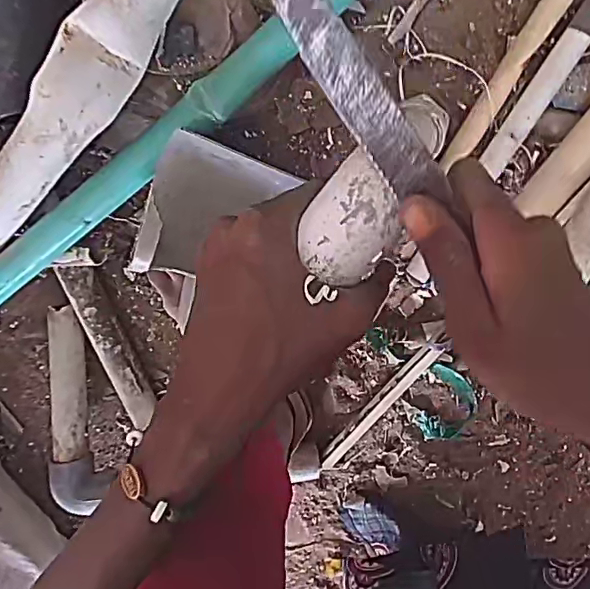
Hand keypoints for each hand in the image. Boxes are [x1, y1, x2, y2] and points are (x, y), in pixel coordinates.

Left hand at [142, 184, 387, 501]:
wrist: (216, 396)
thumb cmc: (264, 363)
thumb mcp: (339, 326)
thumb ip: (372, 291)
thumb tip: (382, 275)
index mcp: (263, 230)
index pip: (315, 192)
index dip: (344, 205)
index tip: (360, 222)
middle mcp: (233, 229)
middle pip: (292, 211)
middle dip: (321, 231)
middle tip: (344, 259)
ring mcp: (215, 247)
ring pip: (270, 231)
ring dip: (296, 247)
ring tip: (316, 281)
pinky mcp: (208, 267)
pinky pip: (250, 249)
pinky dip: (272, 261)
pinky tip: (288, 293)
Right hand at [402, 161, 589, 453]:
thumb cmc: (533, 369)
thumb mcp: (471, 321)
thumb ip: (444, 258)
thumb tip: (416, 206)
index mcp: (509, 236)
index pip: (463, 176)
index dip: (435, 200)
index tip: (422, 241)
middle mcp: (534, 227)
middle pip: (474, 206)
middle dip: (452, 241)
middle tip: (453, 297)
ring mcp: (549, 243)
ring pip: (489, 232)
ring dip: (473, 264)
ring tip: (477, 314)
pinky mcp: (556, 260)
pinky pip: (509, 250)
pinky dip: (494, 274)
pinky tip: (498, 315)